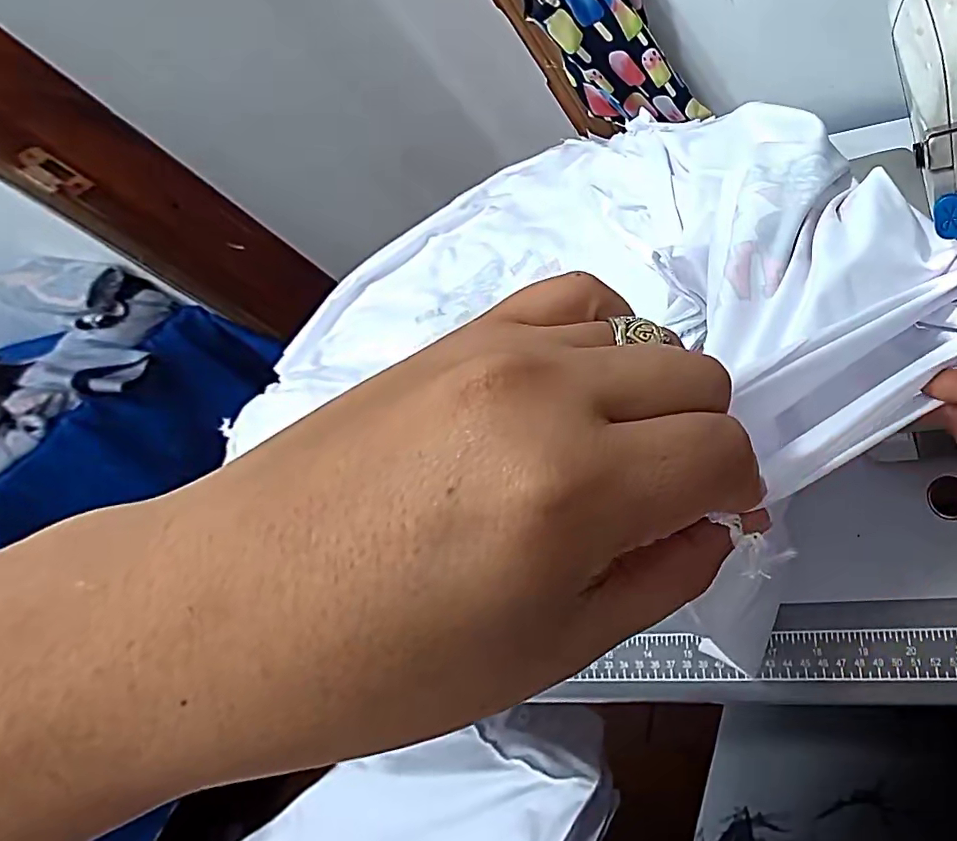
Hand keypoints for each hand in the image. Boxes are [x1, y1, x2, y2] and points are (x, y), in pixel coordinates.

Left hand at [155, 272, 763, 777]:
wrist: (216, 608)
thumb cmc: (386, 661)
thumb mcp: (552, 652)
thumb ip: (666, 577)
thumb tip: (719, 523)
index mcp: (575, 491)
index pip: (723, 451)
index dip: (740, 486)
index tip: (723, 512)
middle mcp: (551, 396)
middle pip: (703, 380)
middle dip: (709, 438)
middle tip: (670, 488)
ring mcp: (507, 348)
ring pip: (654, 338)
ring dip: (661, 395)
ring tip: (618, 441)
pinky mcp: (469, 328)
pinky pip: (583, 296)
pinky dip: (612, 333)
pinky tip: (586, 377)